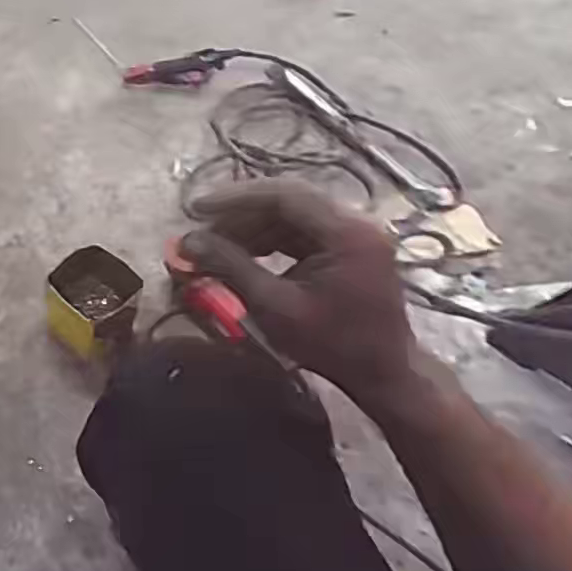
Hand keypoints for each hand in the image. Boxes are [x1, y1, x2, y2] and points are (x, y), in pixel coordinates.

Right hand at [180, 180, 423, 402]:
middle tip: (201, 230)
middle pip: (288, 202)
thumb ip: (231, 267)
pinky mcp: (347, 251)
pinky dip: (268, 242)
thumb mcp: (274, 306)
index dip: (235, 198)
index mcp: (346, 231)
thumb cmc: (331, 346)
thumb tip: (187, 242)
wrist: (383, 374)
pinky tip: (242, 255)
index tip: (197, 209)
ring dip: (251, 229)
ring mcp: (353, 236)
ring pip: (292, 217)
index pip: (284, 196)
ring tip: (215, 246)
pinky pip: (301, 234)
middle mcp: (355, 223)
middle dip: (240, 215)